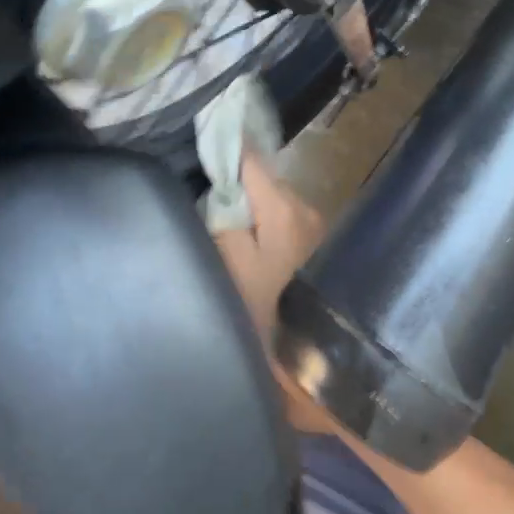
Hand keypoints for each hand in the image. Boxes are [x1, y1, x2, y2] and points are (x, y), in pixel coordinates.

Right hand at [212, 151, 340, 433]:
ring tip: (216, 218)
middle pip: (260, 180)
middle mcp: (308, 209)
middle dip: (231, 181)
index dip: (220, 146)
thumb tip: (218, 178)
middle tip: (195, 188)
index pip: (248, 157)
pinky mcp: (320, 251)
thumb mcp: (228, 266)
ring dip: (248, 205)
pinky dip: (262, 225)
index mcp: (284, 207)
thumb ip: (222, 215)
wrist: (320, 376)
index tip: (193, 136)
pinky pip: (282, 224)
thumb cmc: (265, 319)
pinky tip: (246, 243)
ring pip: (272, 202)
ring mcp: (318, 231)